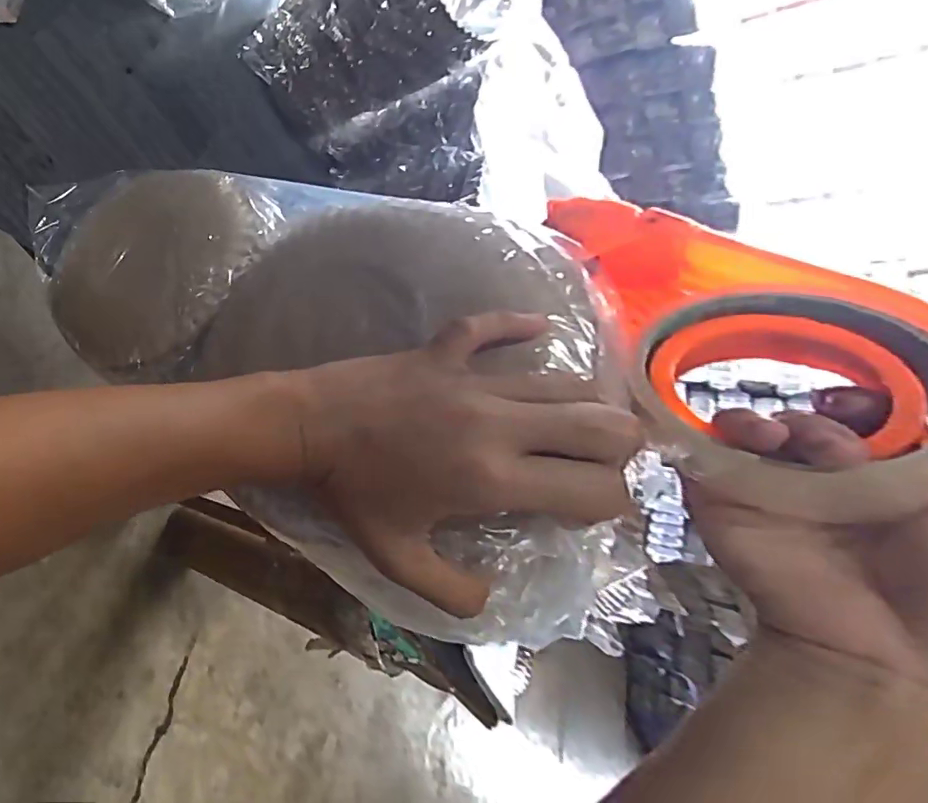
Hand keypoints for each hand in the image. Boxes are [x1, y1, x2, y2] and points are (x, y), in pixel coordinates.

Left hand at [287, 312, 643, 616]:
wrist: (306, 425)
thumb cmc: (350, 490)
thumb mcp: (396, 557)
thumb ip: (450, 591)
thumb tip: (493, 601)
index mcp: (493, 477)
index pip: (596, 489)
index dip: (609, 505)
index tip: (587, 509)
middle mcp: (496, 422)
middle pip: (602, 427)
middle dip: (621, 451)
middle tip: (599, 463)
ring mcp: (469, 378)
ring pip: (560, 381)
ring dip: (586, 402)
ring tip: (582, 420)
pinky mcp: (439, 350)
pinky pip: (488, 327)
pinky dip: (517, 326)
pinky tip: (540, 329)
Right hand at [695, 398, 927, 731]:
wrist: (896, 673)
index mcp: (919, 490)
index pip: (901, 424)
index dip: (901, 398)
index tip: (903, 393)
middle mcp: (848, 484)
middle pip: (832, 418)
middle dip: (843, 405)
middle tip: (851, 417)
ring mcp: (783, 490)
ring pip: (772, 425)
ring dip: (786, 419)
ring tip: (799, 443)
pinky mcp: (729, 496)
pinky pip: (713, 447)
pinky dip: (726, 428)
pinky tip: (755, 437)